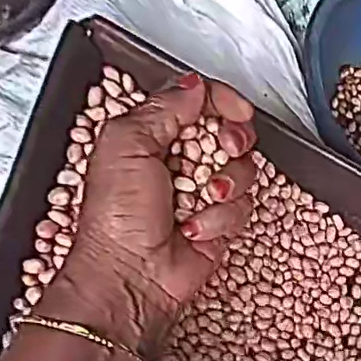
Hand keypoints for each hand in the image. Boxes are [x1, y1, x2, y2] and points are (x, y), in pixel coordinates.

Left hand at [42, 73, 258, 351]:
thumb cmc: (117, 218)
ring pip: (243, 171)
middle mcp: (183, 161)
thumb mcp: (126, 143)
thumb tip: (195, 87)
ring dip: (226, 184)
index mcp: (155, 133)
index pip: (199, 102)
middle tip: (224, 148)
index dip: (222, 100)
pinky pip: (242, 208)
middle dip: (233, 140)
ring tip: (202, 198)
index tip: (236, 108)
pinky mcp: (221, 223)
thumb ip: (163, 108)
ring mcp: (205, 193)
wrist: (132, 273)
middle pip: (231, 133)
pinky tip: (195, 229)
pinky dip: (220, 218)